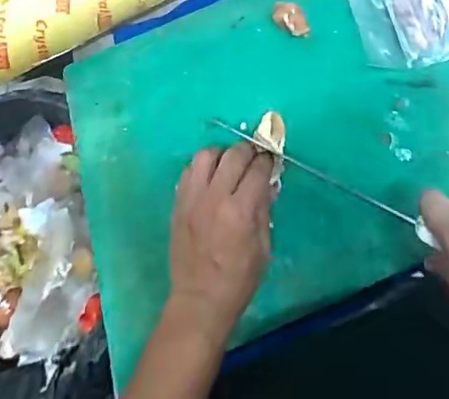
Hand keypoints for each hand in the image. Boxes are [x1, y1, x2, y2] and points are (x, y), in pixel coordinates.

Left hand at [167, 144, 274, 335]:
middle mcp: (215, 196)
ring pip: (205, 154)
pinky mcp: (178, 200)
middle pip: (233, 155)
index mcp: (240, 211)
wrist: (199, 298)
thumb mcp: (263, 249)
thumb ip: (264, 211)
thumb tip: (268, 184)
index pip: (256, 170)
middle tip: (253, 155)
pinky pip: (188, 169)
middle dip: (247, 150)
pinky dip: (201, 166)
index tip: (270, 159)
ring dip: (221, 153)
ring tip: (228, 161)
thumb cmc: (238, 280)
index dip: (266, 161)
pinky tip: (209, 175)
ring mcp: (193, 196)